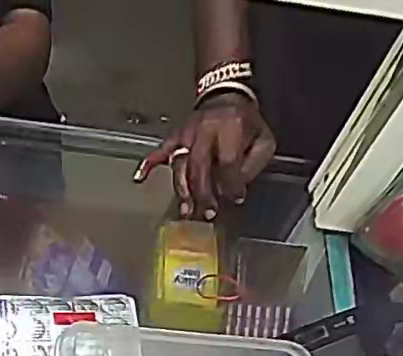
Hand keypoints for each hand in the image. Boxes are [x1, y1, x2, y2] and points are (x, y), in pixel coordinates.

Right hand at [134, 91, 275, 219]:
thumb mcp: (263, 140)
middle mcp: (205, 129)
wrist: (226, 93)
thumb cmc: (245, 122)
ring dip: (182, 190)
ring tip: (186, 210)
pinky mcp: (175, 136)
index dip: (231, 184)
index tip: (235, 200)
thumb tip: (237, 190)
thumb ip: (253, 165)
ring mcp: (187, 133)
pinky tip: (140, 177)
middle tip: (207, 214)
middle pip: (199, 166)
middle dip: (203, 193)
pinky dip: (148, 163)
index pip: (228, 162)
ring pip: (180, 165)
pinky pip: (159, 150)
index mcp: (231, 126)